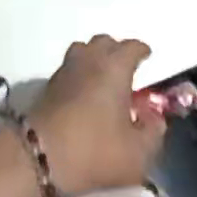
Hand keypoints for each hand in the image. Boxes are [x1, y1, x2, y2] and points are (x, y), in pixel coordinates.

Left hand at [27, 35, 165, 196]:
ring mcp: (67, 67)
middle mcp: (90, 58)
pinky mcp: (50, 82)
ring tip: (104, 77)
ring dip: (96, 57)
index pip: (131, 47)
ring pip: (84, 49)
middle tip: (127, 69)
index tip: (148, 56)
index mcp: (115, 66)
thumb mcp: (137, 153)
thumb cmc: (96, 150)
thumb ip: (153, 132)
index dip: (141, 50)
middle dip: (118, 50)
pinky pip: (71, 65)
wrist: (41, 154)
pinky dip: (81, 71)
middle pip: (105, 42)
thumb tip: (155, 117)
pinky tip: (86, 91)